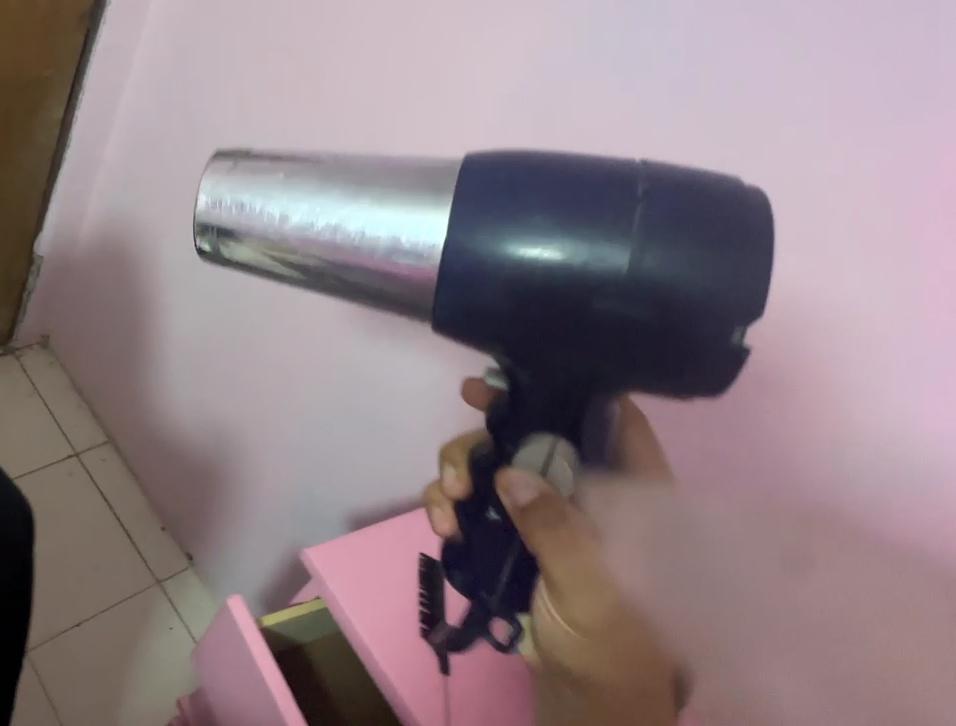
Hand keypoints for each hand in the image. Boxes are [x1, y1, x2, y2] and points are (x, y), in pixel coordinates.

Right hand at [422, 378, 676, 717]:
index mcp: (630, 498)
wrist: (586, 699)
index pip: (611, 423)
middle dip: (489, 432)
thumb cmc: (613, 649)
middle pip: (531, 433)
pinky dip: (447, 503)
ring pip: (491, 462)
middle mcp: (583, 493)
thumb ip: (557, 531)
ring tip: (446, 506)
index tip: (514, 379)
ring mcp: (542, 511)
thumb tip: (509, 473)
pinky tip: (443, 529)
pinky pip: (468, 497)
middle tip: (462, 428)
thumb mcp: (593, 593)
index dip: (566, 390)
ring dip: (458, 471)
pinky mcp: (508, 531)